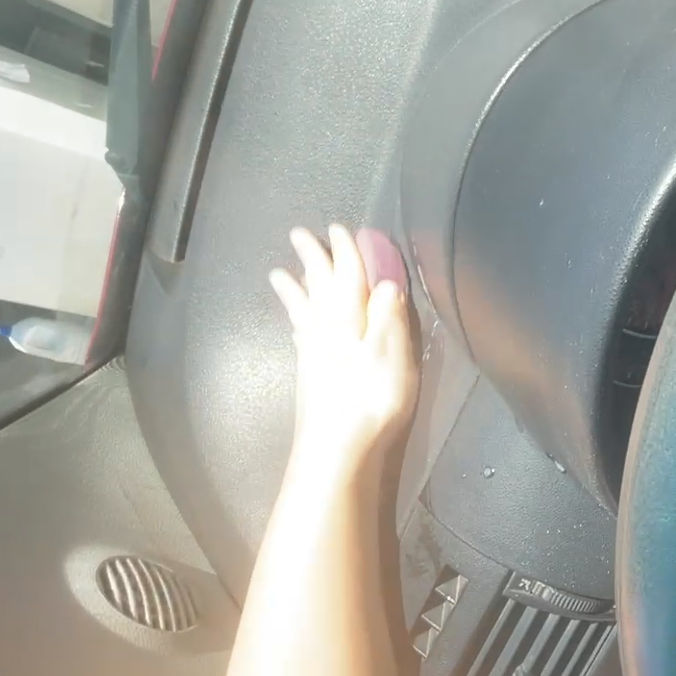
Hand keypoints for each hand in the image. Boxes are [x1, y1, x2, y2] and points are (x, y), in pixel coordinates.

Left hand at [270, 225, 418, 464]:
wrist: (338, 447)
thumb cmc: (373, 399)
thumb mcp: (392, 353)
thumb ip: (389, 315)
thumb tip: (387, 279)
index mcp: (349, 319)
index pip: (348, 277)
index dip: (346, 252)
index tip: (340, 228)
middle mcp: (326, 328)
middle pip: (320, 286)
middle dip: (315, 260)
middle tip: (302, 235)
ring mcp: (314, 350)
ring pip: (305, 308)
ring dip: (297, 286)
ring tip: (282, 270)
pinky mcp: (310, 371)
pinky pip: (301, 332)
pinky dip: (298, 319)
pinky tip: (296, 321)